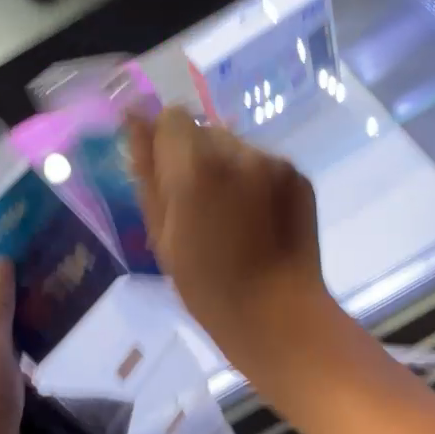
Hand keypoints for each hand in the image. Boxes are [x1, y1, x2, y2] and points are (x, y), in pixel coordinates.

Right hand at [125, 107, 339, 374]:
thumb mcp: (162, 235)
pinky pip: (266, 165)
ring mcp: (274, 162)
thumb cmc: (207, 287)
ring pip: (237, 147)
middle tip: (202, 209)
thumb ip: (147, 172)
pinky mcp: (299, 175)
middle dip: (198, 159)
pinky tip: (260, 222)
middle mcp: (237, 151)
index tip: (171, 183)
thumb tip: (135, 120)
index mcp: (195, 167)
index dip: (167, 147)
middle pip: (206, 131)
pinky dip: (258, 184)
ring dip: (229, 170)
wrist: (277, 315)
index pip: (172, 118)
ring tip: (234, 219)